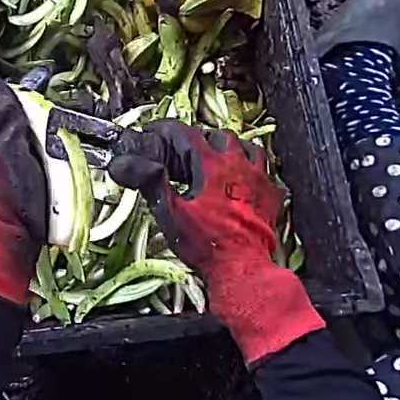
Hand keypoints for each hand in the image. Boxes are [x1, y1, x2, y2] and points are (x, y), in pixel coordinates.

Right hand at [110, 121, 322, 363]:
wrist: (244, 269)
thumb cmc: (206, 244)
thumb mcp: (170, 213)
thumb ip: (151, 182)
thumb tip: (129, 162)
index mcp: (210, 164)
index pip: (185, 133)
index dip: (165, 130)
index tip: (154, 133)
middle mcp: (236, 164)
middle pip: (216, 135)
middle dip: (197, 138)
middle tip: (182, 151)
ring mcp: (258, 177)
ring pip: (244, 147)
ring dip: (227, 147)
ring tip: (214, 157)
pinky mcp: (271, 194)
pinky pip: (263, 168)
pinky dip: (250, 166)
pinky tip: (240, 177)